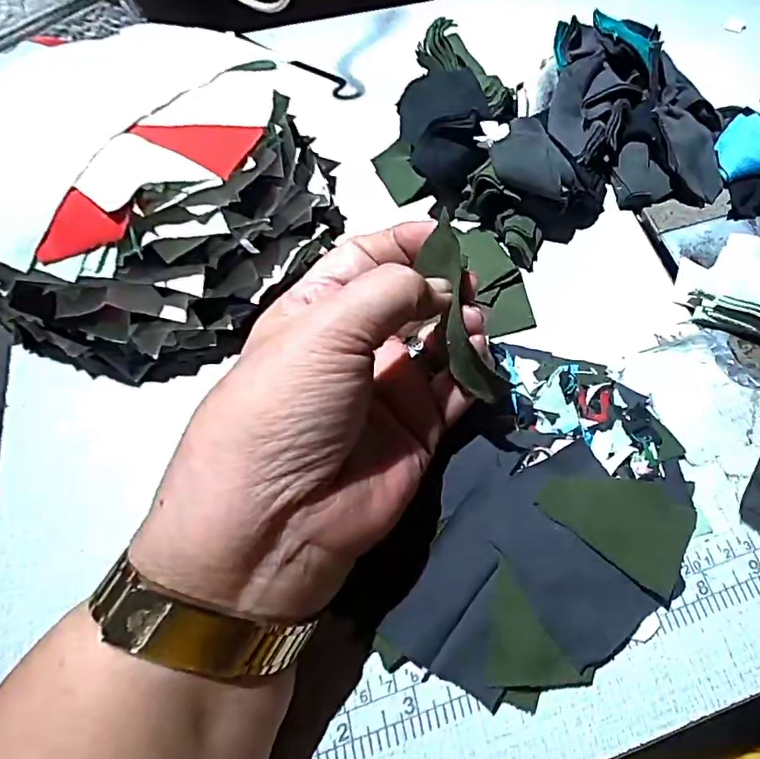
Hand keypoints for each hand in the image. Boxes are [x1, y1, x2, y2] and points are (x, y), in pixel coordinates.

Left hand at [128, 222, 485, 621]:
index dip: (406, 244)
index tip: (447, 235)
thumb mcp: (322, 336)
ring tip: (476, 319)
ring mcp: (394, 388)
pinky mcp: (424, 426)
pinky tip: (481, 355)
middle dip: (445, 282)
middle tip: (474, 279)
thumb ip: (389, 295)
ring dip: (463, 323)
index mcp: (317, 314)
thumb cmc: (281, 413)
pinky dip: (476, 368)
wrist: (278, 523)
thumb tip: (443, 284)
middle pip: (414, 299)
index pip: (367, 262)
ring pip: (443, 341)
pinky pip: (460, 387)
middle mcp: (359, 347)